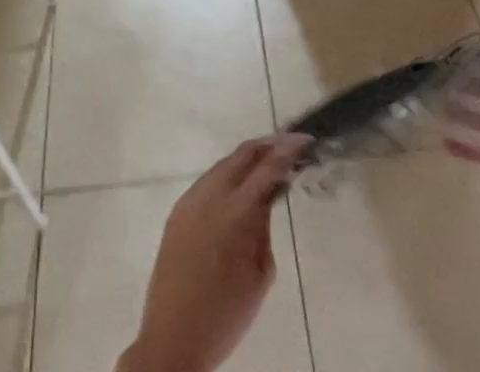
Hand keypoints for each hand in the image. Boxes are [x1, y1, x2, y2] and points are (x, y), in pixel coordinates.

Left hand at [123, 134, 311, 371]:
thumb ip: (263, 227)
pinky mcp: (176, 215)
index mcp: (234, 212)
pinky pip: (206, 183)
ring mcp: (187, 204)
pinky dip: (227, 176)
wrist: (173, 338)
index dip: (288, 150)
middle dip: (266, 146)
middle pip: (239, 156)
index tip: (306, 140)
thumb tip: (267, 198)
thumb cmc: (227, 314)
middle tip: (290, 145)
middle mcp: (208, 198)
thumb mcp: (261, 273)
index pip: (266, 168)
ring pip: (220, 166)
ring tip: (268, 162)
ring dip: (245, 159)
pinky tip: (240, 186)